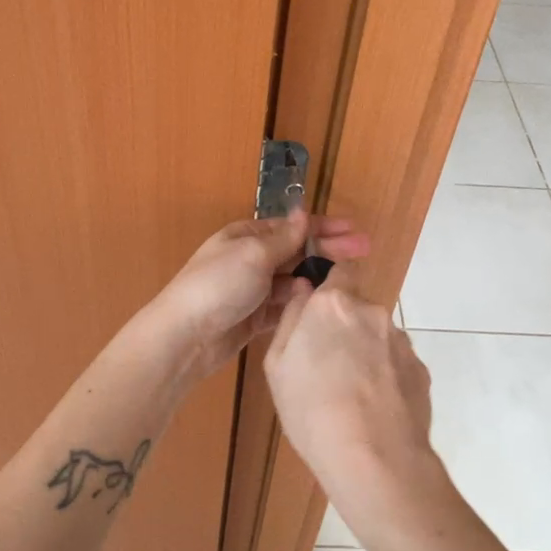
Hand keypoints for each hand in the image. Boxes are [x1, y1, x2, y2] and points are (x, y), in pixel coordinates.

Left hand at [144, 210, 368, 380]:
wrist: (185, 336)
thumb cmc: (219, 285)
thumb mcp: (254, 255)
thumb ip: (284, 239)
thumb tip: (304, 213)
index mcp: (247, 235)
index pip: (293, 227)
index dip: (325, 228)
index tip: (356, 232)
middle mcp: (250, 258)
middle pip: (297, 251)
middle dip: (330, 251)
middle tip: (365, 253)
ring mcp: (252, 289)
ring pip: (294, 280)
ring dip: (319, 278)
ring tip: (349, 282)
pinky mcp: (254, 318)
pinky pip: (285, 306)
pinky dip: (302, 304)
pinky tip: (321, 306)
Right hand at [264, 267, 437, 508]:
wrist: (375, 460)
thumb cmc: (312, 410)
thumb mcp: (278, 365)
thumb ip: (291, 318)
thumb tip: (305, 290)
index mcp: (333, 304)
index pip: (341, 270)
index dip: (331, 287)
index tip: (318, 315)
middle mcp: (372, 312)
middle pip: (357, 309)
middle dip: (344, 329)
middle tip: (327, 367)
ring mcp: (401, 342)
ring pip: (377, 337)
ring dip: (366, 354)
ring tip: (351, 396)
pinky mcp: (421, 370)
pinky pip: (396, 365)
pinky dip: (385, 378)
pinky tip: (373, 410)